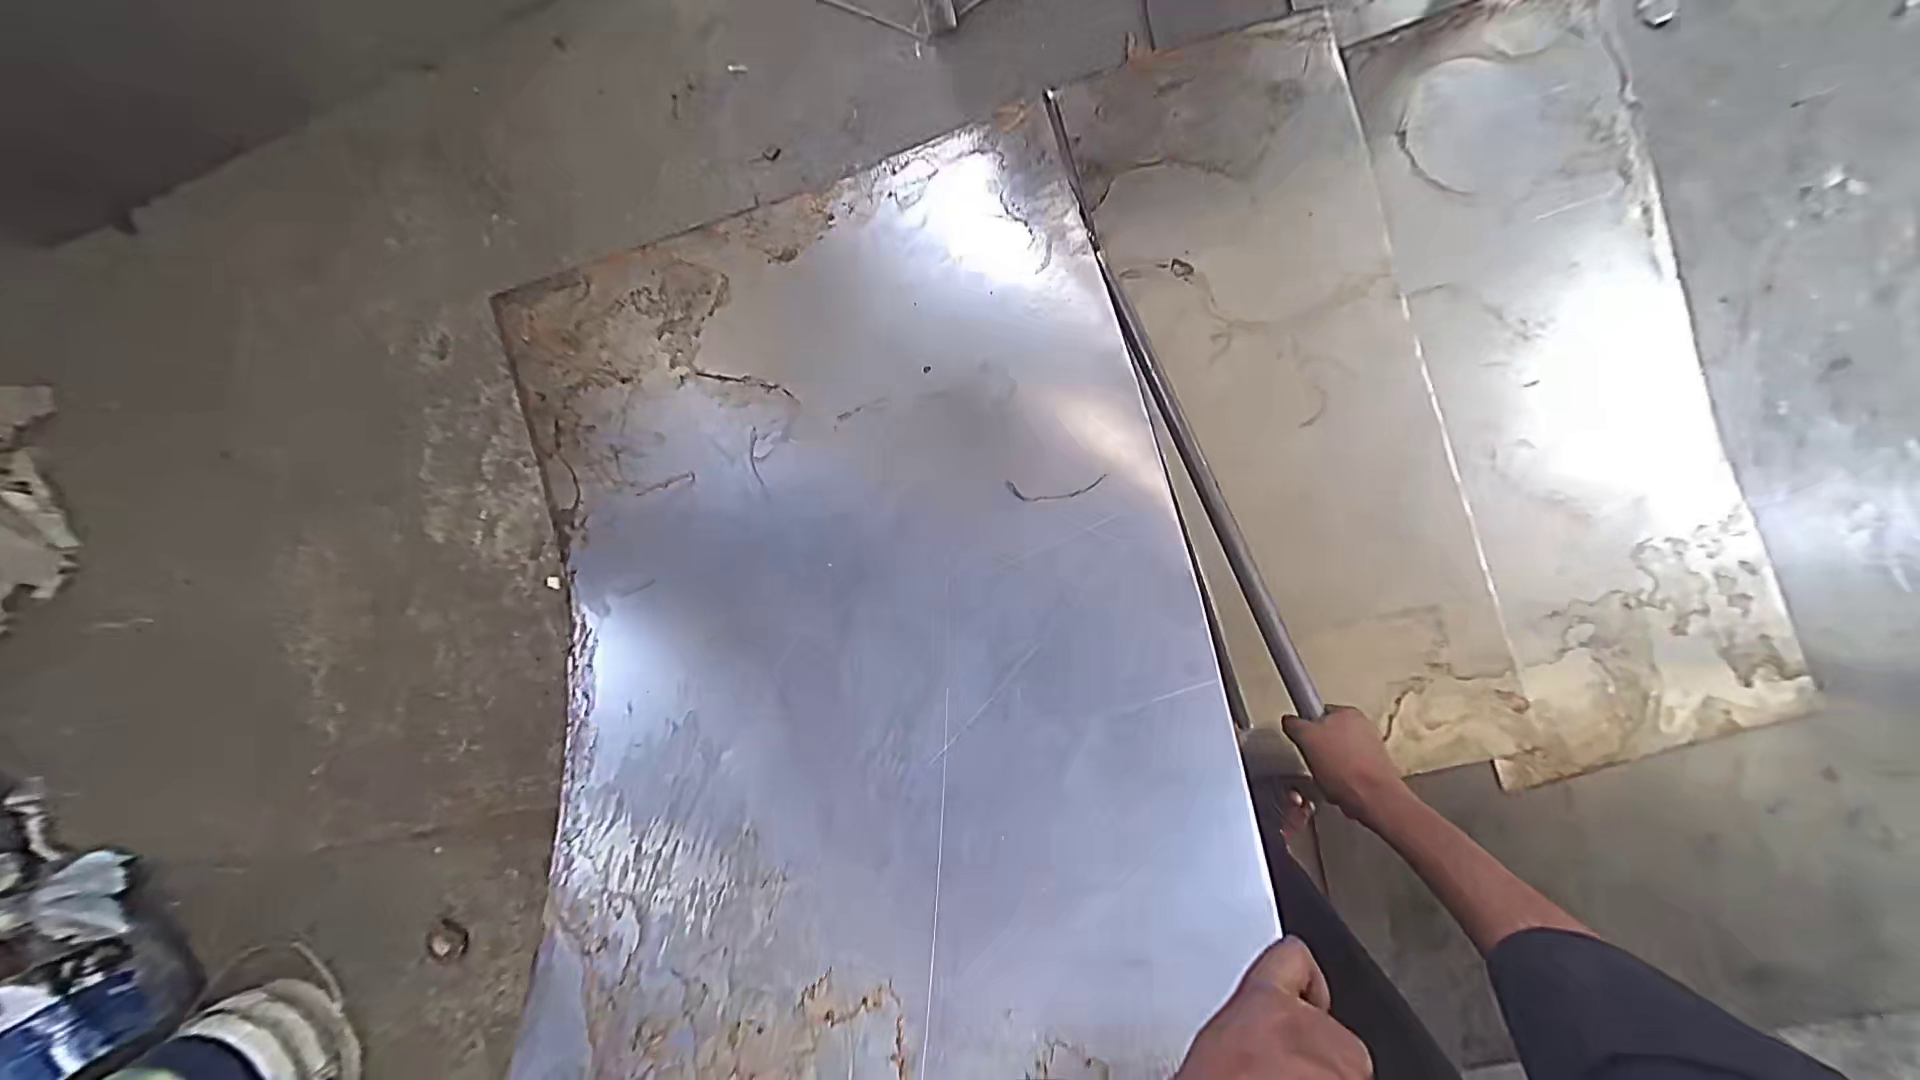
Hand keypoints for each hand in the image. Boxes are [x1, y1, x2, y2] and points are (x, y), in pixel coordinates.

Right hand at [1175, 938, 1371, 1079]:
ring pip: (1349, 1075)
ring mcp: (1337, 1072)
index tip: (1305, 994)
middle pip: (1334, 1033)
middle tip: (1285, 1079)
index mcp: (1261, 1001)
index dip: (1304, 980)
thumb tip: (1261, 1036)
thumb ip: (1249, 1022)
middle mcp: (1306, 1027)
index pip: (1295, 957)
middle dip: (1320, 1059)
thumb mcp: (1216, 1043)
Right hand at [1282, 706, 1411, 828]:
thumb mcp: (1305, 737)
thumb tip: (1290, 721)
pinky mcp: (1378, 772)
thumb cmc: (1341, 765)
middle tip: (1313, 761)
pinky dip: (1343, 781)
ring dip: (1329, 768)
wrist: (1374, 799)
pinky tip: (1339, 789)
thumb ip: (1294, 724)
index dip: (1307, 728)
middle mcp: (1366, 727)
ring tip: (1326, 779)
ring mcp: (1374, 750)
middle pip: (1329, 736)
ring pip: (1339, 757)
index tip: (1304, 741)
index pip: (1319, 714)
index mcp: (1349, 712)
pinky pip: (1351, 773)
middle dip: (1319, 751)